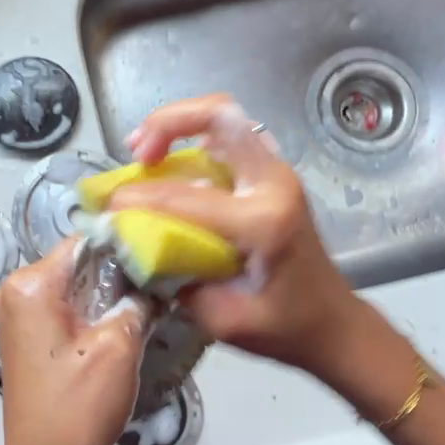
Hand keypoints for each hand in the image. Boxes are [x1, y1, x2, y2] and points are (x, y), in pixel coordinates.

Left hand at [0, 239, 147, 444]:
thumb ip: (137, 300)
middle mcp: (17, 290)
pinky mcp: (31, 337)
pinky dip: (96, 312)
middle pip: (80, 262)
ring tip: (155, 299)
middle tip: (168, 276)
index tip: (166, 249)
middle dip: (121, 269)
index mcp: (30, 284)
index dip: (126, 242)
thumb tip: (157, 274)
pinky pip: (69, 308)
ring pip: (77, 286)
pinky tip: (129, 323)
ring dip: (112, 293)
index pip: (85, 241)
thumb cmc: (78, 410)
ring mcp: (21, 315)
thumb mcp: (119, 348)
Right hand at [113, 93, 383, 379]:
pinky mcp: (273, 175)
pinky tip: (170, 160)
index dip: (141, 198)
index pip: (187, 197)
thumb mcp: (225, 321)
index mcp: (264, 221)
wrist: (334, 323)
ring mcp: (278, 173)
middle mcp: (274, 184)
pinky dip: (194, 136)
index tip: (110, 206)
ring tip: (143, 150)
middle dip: (166, 123)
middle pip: (219, 116)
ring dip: (179, 124)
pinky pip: (230, 136)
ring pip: (225, 116)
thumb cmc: (286, 328)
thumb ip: (177, 281)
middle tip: (135, 151)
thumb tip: (135, 247)